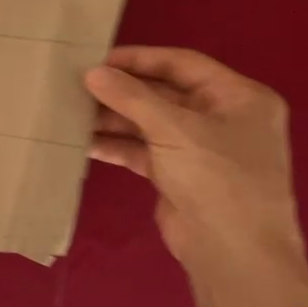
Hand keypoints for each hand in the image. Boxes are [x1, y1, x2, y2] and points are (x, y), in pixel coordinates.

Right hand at [83, 47, 307, 279]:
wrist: (232, 247)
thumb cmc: (218, 178)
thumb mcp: (175, 130)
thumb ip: (132, 98)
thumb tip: (91, 71)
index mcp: (239, 97)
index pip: (182, 64)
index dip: (139, 59)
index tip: (94, 60)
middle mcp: (220, 117)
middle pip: (161, 93)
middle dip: (119, 91)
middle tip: (73, 87)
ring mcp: (197, 146)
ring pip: (146, 122)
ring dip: (110, 119)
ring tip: (68, 115)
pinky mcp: (176, 171)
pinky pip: (139, 148)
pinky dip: (112, 145)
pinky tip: (80, 144)